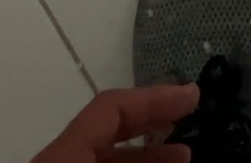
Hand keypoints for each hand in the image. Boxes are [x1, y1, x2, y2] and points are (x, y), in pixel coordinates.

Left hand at [30, 84, 199, 162]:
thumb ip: (137, 158)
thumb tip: (183, 154)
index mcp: (62, 152)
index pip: (112, 106)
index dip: (154, 97)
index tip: (192, 95)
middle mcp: (58, 158)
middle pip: (109, 127)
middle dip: (153, 120)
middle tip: (192, 116)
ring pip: (104, 157)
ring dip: (147, 153)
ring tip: (185, 155)